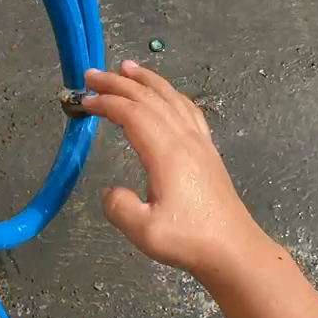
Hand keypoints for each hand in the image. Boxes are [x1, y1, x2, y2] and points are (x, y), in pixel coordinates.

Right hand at [81, 60, 269, 282]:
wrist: (233, 249)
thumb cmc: (188, 240)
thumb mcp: (143, 231)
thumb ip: (118, 207)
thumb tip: (110, 190)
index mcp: (167, 153)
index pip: (133, 114)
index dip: (107, 103)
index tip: (84, 101)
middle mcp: (184, 140)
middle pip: (150, 99)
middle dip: (119, 84)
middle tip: (92, 74)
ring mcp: (199, 143)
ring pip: (172, 99)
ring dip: (147, 81)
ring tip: (127, 68)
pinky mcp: (207, 152)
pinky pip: (187, 110)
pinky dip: (170, 94)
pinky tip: (164, 95)